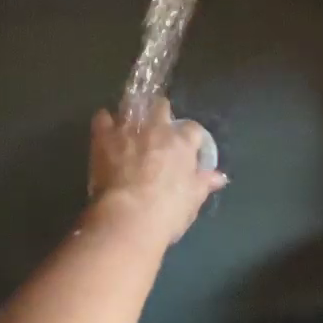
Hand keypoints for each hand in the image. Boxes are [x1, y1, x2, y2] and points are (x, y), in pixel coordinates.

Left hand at [86, 97, 226, 248]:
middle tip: (157, 131)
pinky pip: (102, 117)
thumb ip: (204, 182)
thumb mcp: (193, 200)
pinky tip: (106, 130)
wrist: (128, 217)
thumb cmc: (167, 211)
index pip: (192, 129)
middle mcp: (156, 128)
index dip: (190, 137)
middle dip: (160, 113)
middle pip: (161, 106)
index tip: (188, 147)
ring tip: (130, 126)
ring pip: (131, 106)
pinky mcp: (104, 136)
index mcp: (181, 142)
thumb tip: (219, 177)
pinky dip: (105, 122)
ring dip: (132, 114)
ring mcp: (128, 129)